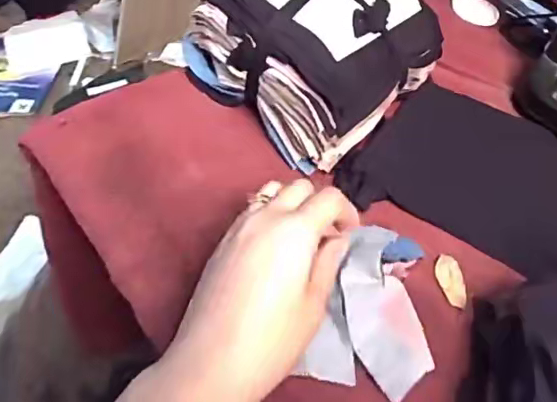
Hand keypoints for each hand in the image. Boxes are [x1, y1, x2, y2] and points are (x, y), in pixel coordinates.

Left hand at [123, 180, 358, 401]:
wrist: (206, 368)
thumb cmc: (270, 341)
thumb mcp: (314, 306)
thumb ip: (329, 263)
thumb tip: (337, 239)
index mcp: (296, 229)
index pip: (330, 197)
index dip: (347, 211)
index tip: (350, 233)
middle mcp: (268, 216)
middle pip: (302, 187)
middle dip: (320, 204)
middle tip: (326, 235)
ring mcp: (241, 226)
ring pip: (274, 191)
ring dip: (292, 203)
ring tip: (297, 236)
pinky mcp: (222, 242)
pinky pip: (253, 209)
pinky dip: (269, 214)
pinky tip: (270, 247)